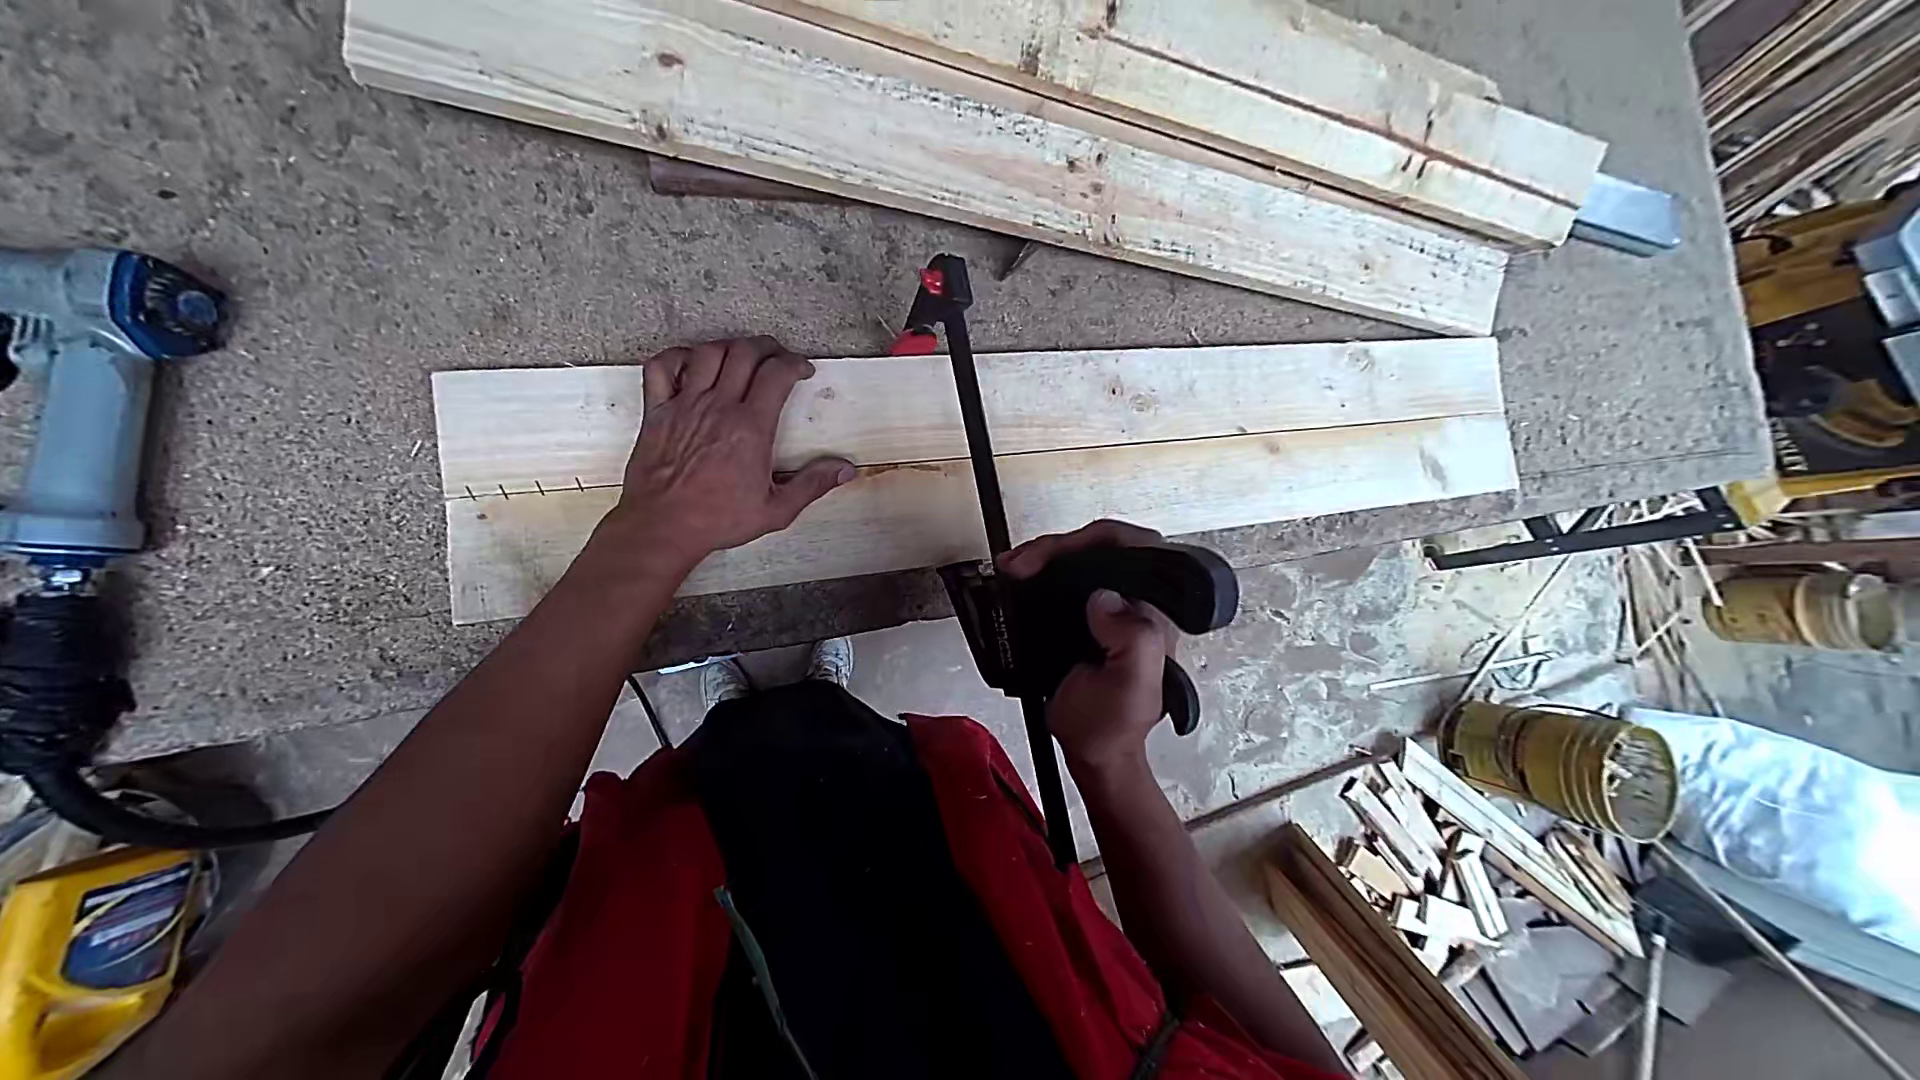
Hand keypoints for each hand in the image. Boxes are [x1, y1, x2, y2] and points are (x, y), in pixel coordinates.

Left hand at [603, 337, 854, 561]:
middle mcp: (718, 408)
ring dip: (730, 347)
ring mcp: (685, 405)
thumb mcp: (776, 510)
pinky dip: (678, 356)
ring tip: (742, 356)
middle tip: (777, 358)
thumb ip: (813, 485)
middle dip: (768, 348)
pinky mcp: (658, 411)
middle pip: (745, 353)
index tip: (803, 371)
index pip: (777, 374)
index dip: (795, 364)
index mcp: (750, 428)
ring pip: (709, 352)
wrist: (663, 526)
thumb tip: (843, 471)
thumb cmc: (716, 519)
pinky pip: (661, 366)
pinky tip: (692, 364)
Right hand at [1002, 520, 1175, 779]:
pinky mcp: (1085, 615)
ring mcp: (1110, 608)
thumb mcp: (1130, 688)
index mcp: (1153, 611)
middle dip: (1057, 546)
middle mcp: (1135, 603)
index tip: (1054, 556)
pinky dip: (1038, 572)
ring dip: (1044, 556)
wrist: (1091, 750)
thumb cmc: (1111, 725)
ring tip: (1013, 566)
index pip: (1135, 547)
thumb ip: (1133, 640)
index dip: (1092, 540)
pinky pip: (1063, 578)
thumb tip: (1105, 598)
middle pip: (1101, 546)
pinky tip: (1017, 578)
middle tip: (1021, 563)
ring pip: (1080, 558)